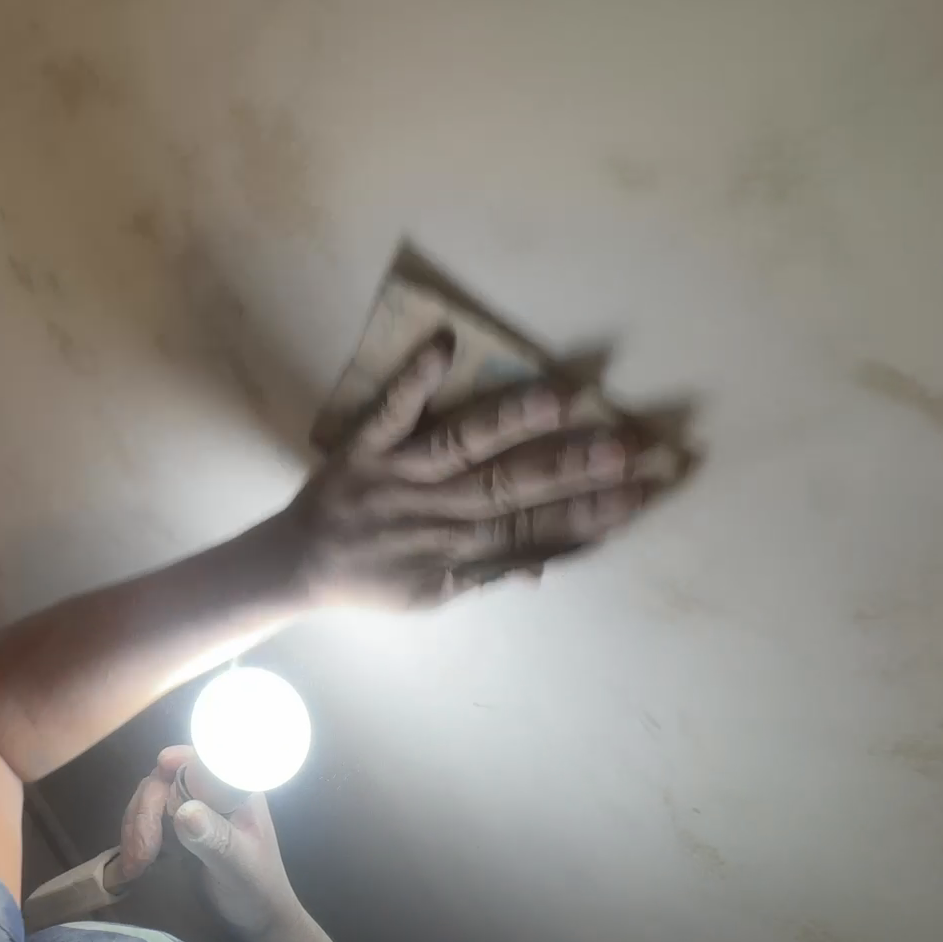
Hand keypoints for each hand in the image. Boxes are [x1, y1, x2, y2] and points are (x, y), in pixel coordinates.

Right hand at [115, 746, 301, 938]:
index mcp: (233, 787)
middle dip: (146, 810)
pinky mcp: (178, 825)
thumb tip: (182, 812)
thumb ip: (215, 839)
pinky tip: (134, 863)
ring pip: (152, 797)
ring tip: (134, 865)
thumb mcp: (240, 866)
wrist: (258, 920)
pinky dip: (135, 835)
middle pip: (166, 778)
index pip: (200, 758)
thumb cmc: (259, 889)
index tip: (160, 769)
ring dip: (136, 826)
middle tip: (140, 854)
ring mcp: (193, 806)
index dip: (177, 759)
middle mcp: (210, 789)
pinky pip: (148, 817)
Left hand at [269, 333, 655, 609]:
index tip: (645, 494)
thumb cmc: (371, 580)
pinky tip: (444, 345)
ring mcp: (396, 474)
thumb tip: (549, 566)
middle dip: (571, 469)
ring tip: (561, 398)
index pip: (535, 531)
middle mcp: (432, 509)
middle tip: (629, 447)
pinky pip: (389, 412)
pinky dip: (414, 380)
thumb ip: (487, 577)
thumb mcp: (431, 596)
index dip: (590, 515)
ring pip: (461, 446)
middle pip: (510, 487)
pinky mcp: (362, 448)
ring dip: (511, 423)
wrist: (297, 564)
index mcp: (454, 549)